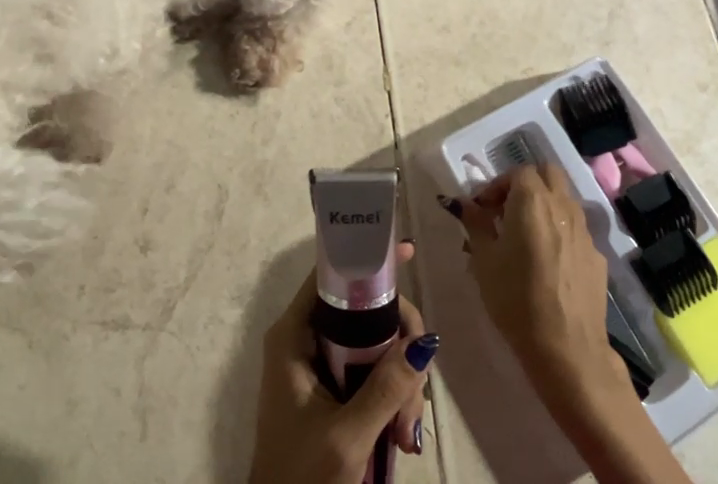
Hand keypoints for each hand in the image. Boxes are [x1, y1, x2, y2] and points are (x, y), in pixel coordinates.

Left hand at [247, 242, 438, 483]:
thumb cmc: (301, 475)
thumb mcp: (347, 435)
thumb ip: (385, 389)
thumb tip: (424, 343)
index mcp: (293, 336)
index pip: (329, 276)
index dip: (367, 262)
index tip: (406, 255)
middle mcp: (304, 340)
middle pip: (364, 312)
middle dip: (399, 348)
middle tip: (417, 388)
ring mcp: (318, 365)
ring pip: (374, 346)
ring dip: (400, 385)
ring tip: (406, 433)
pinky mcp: (331, 390)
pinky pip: (371, 374)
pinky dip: (391, 398)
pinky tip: (401, 434)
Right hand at [445, 165, 624, 401]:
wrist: (566, 347)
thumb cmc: (515, 299)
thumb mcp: (484, 260)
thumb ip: (475, 223)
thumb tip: (463, 203)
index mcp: (533, 202)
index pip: (518, 172)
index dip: (497, 185)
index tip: (482, 210)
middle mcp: (563, 207)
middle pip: (548, 174)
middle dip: (525, 184)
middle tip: (505, 212)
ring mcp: (585, 231)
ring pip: (564, 200)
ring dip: (543, 206)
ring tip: (523, 238)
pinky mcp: (596, 256)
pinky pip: (574, 229)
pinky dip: (557, 231)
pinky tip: (546, 263)